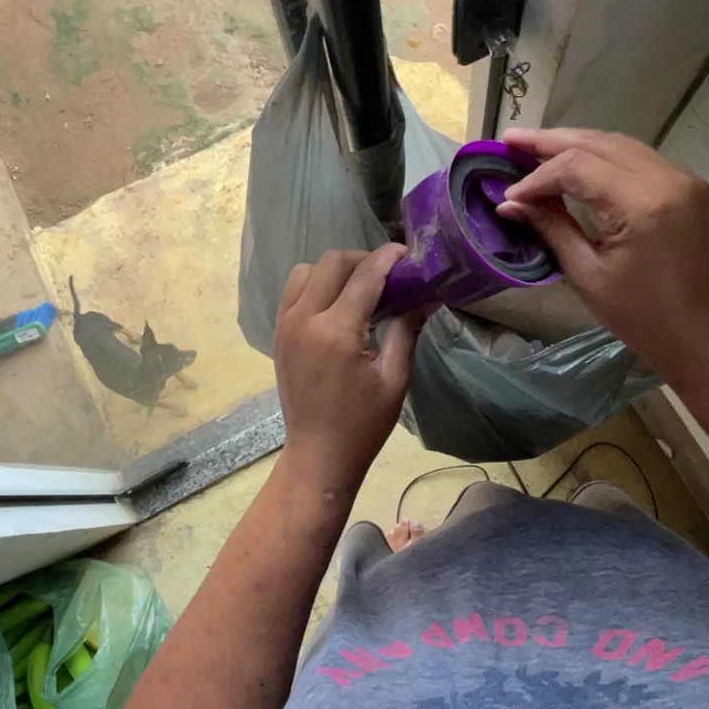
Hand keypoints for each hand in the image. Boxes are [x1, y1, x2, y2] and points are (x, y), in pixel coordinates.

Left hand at [274, 245, 428, 487]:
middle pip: (333, 262)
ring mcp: (286, 325)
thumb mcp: (394, 378)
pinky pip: (294, 290)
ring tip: (361, 288)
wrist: (318, 455)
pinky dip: (316, 285)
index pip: (365, 275)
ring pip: (308, 270)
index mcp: (337, 332)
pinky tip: (338, 304)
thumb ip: (408, 329)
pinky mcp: (278, 333)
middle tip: (388, 275)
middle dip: (364, 259)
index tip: (409, 254)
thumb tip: (430, 294)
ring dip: (336, 270)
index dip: (389, 257)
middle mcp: (305, 320)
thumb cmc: (363, 424)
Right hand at [496, 127, 708, 383]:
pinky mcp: (689, 188)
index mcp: (643, 204)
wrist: (702, 337)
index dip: (538, 177)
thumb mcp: (586, 273)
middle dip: (551, 142)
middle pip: (599, 143)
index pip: (577, 168)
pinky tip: (577, 162)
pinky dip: (603, 156)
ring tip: (536, 145)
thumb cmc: (640, 316)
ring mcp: (684, 180)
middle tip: (511, 140)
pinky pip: (638, 158)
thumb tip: (510, 204)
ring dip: (577, 143)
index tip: (509, 196)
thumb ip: (551, 227)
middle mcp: (668, 179)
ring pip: (620, 144)